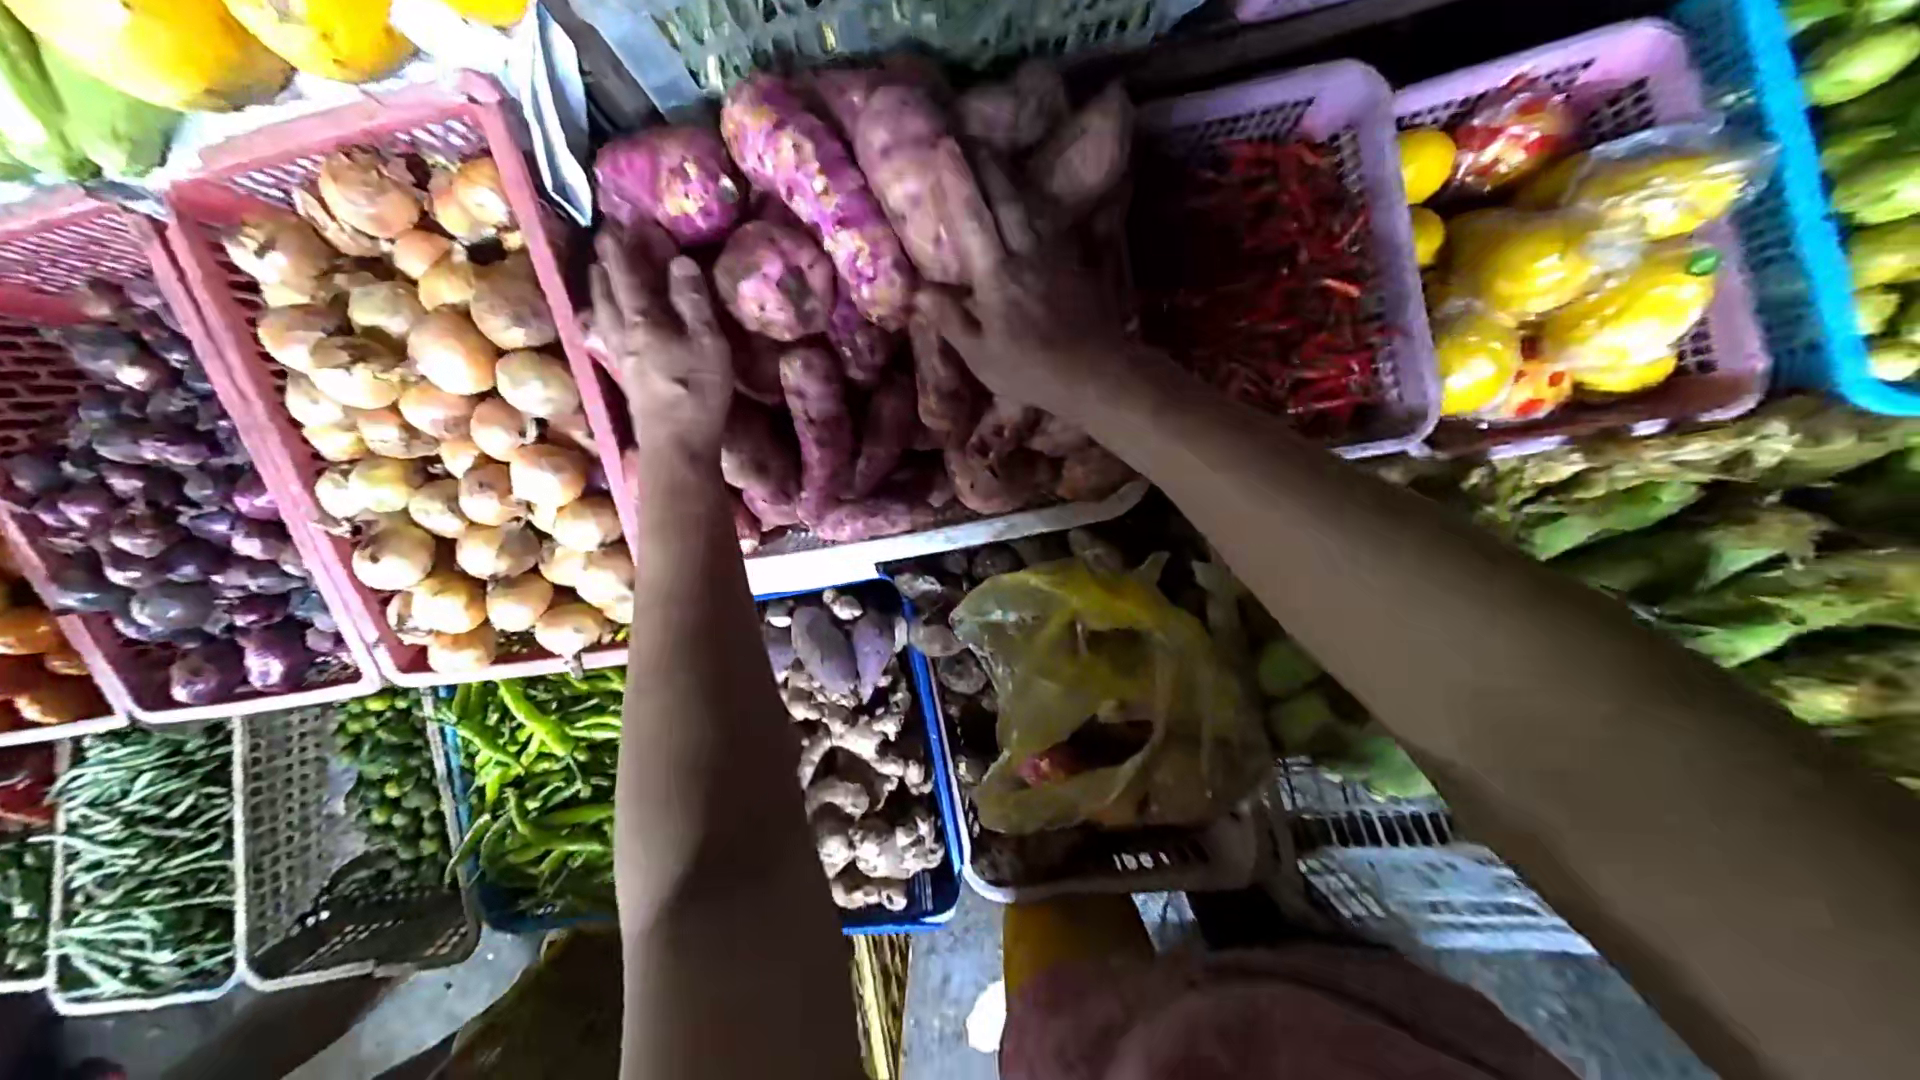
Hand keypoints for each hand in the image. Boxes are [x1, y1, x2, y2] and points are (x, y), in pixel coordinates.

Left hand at [590, 223, 733, 451]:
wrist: (676, 444)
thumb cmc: (697, 392)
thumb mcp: (708, 343)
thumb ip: (693, 302)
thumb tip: (678, 260)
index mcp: (643, 320)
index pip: (627, 275)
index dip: (622, 248)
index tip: (615, 223)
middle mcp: (623, 334)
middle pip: (606, 292)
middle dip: (604, 266)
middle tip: (602, 245)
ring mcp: (620, 358)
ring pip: (602, 315)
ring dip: (598, 291)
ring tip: (596, 276)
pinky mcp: (626, 379)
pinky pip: (607, 336)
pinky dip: (603, 318)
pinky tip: (607, 324)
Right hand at [915, 141, 1144, 421]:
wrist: (1096, 372)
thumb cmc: (1030, 370)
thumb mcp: (981, 356)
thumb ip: (950, 319)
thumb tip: (918, 291)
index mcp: (997, 276)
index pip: (972, 218)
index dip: (956, 181)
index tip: (943, 145)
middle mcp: (1026, 254)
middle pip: (1004, 200)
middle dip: (985, 165)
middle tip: (969, 138)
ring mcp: (1056, 256)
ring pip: (1030, 207)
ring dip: (1011, 180)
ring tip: (997, 160)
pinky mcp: (1077, 264)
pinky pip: (1054, 225)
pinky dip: (1039, 207)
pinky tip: (1035, 202)